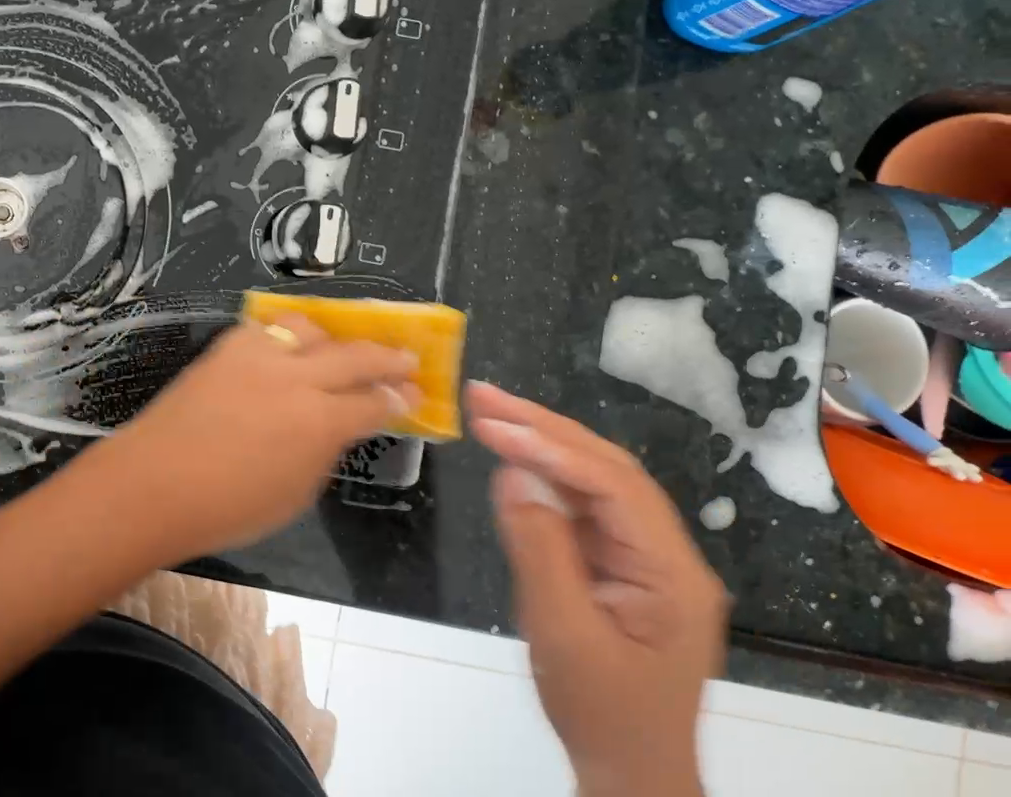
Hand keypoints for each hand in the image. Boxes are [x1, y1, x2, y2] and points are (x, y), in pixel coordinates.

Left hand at [78, 314, 419, 563]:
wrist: (154, 483)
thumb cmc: (228, 508)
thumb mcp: (295, 494)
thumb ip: (322, 452)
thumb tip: (334, 427)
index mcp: (320, 421)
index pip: (373, 403)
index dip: (398, 400)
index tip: (412, 396)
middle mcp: (294, 378)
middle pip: (353, 356)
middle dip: (386, 357)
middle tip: (406, 359)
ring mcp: (255, 357)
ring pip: (307, 328)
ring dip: (333, 336)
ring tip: (342, 345)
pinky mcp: (223, 350)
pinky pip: (263, 329)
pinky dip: (284, 334)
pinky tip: (288, 345)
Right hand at [466, 381, 725, 796]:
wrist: (630, 769)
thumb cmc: (600, 709)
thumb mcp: (562, 632)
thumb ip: (540, 548)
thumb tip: (513, 472)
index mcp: (671, 571)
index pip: (612, 486)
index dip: (550, 447)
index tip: (491, 423)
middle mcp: (667, 554)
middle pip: (608, 471)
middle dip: (544, 428)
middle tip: (482, 395)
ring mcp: (644, 559)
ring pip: (596, 483)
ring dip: (543, 443)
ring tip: (489, 411)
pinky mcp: (620, 567)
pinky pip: (584, 509)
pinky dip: (544, 477)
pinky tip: (512, 458)